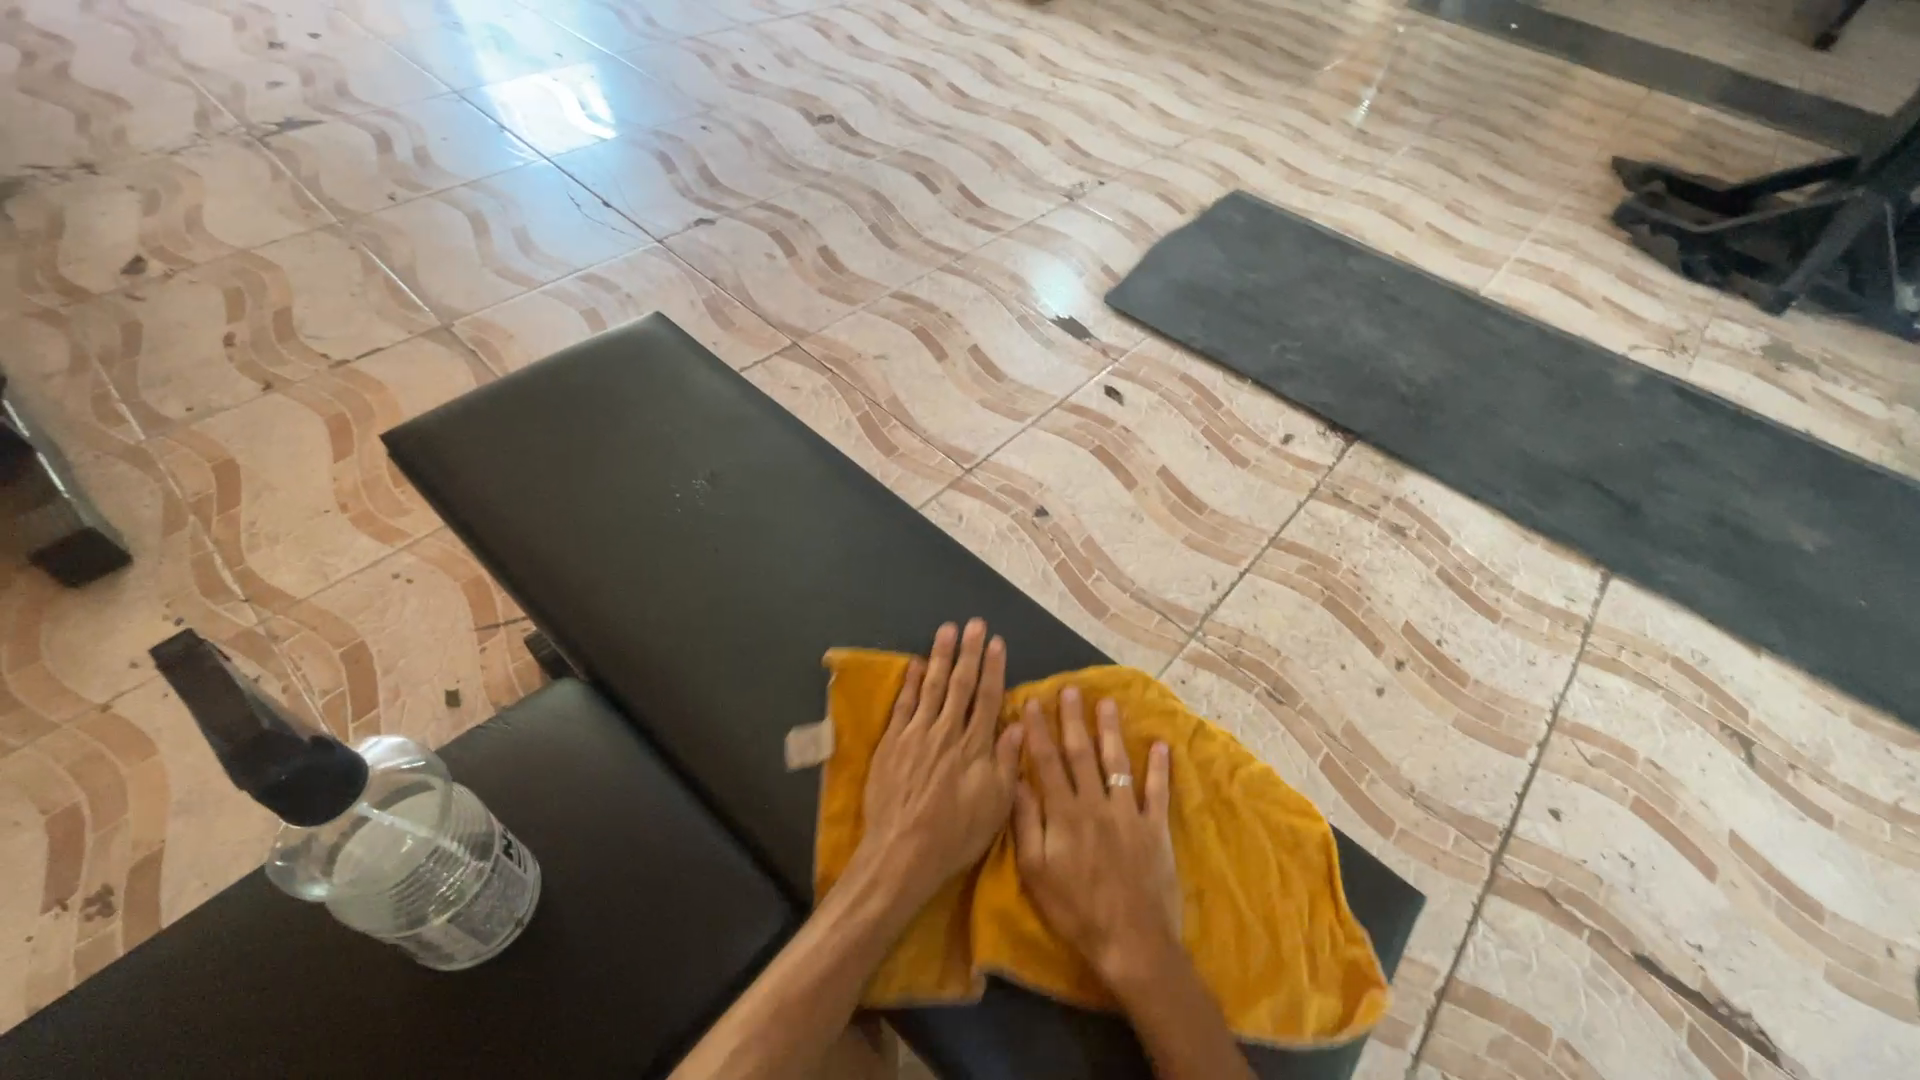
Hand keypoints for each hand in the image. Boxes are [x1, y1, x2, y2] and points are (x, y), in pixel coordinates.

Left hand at [853, 619, 1024, 905]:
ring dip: (941, 656)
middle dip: (969, 652)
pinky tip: (916, 664)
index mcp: (975, 747)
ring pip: (932, 687)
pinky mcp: (892, 743)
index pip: (988, 699)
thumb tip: (1016, 726)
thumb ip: (1007, 763)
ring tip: (947, 630)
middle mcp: (946, 732)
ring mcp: (916, 735)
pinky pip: (904, 705)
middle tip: (975, 624)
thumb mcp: (996, 806)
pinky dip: (911, 682)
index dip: (994, 669)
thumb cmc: (955, 834)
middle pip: (960, 685)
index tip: (997, 643)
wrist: (902, 851)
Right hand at [1013, 688, 1180, 985]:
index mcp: (1064, 814)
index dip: (1039, 731)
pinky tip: (1162, 744)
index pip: (1047, 762)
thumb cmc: (1074, 910)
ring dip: (1112, 731)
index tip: (1033, 701)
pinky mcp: (1156, 829)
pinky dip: (1160, 768)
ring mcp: (1129, 814)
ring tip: (1108, 701)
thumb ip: (1026, 822)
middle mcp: (1096, 804)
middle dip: (1074, 719)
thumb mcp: (1035, 872)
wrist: (1131, 940)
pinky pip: (1158, 792)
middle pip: (1082, 753)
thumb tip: (1016, 779)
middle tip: (1070, 689)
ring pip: (1118, 763)